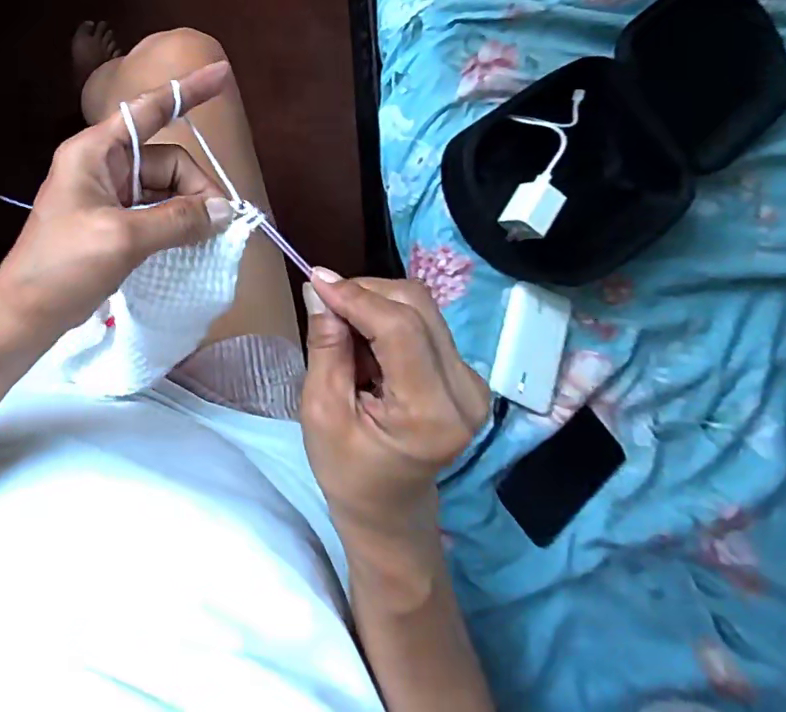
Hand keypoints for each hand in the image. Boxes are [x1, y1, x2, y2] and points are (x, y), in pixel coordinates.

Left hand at [0, 62, 236, 347]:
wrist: (24, 312)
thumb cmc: (63, 266)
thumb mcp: (123, 239)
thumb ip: (177, 219)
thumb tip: (224, 211)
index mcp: (93, 151)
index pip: (148, 110)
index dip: (187, 91)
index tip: (224, 73)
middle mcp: (98, 165)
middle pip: (163, 159)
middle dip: (195, 186)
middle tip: (218, 224)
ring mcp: (102, 195)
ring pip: (160, 188)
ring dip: (186, 208)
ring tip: (206, 238)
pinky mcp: (106, 222)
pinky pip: (150, 211)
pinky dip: (172, 222)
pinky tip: (189, 242)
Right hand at [300, 275, 489, 544]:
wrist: (387, 506)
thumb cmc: (346, 467)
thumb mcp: (321, 410)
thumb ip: (326, 348)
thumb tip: (319, 291)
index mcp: (432, 413)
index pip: (400, 329)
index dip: (355, 296)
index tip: (314, 278)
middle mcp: (464, 391)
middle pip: (417, 307)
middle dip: (363, 293)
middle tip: (323, 305)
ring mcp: (470, 381)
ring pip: (420, 307)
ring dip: (372, 303)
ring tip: (341, 332)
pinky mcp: (463, 373)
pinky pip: (421, 321)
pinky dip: (384, 317)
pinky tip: (363, 343)